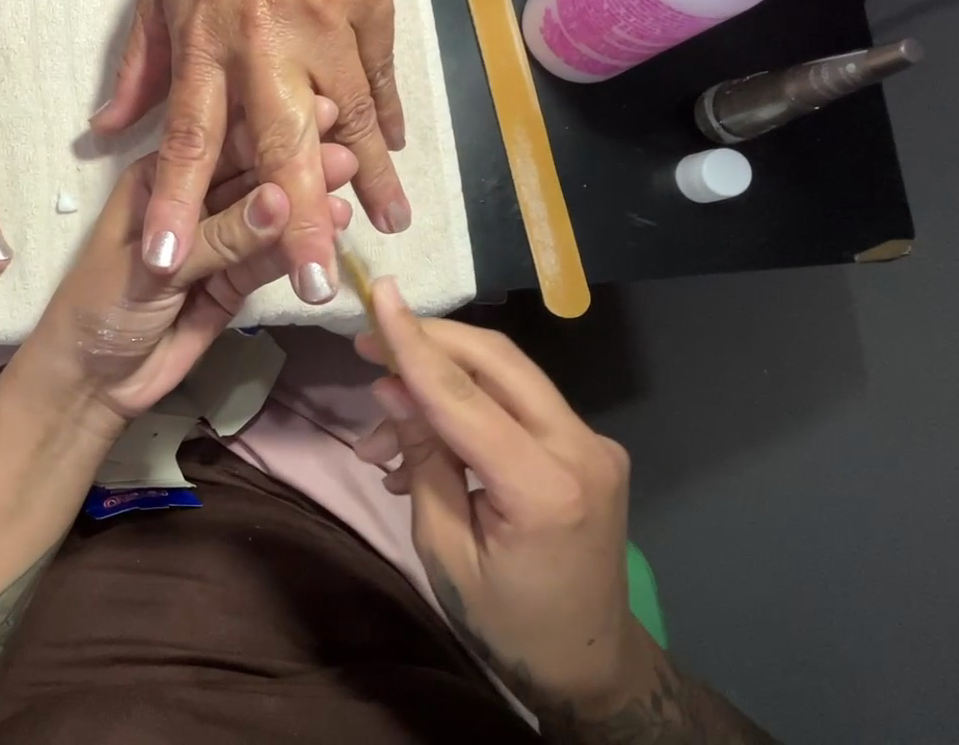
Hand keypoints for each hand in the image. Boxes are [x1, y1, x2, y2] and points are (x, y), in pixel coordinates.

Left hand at [20, 97, 357, 422]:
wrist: (91, 382)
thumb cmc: (101, 306)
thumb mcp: (156, 266)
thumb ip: (220, 237)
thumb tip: (284, 200)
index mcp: (159, 180)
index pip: (215, 148)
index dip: (263, 132)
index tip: (312, 113)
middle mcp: (191, 203)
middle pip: (249, 180)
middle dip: (294, 166)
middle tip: (346, 151)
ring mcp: (215, 243)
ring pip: (265, 220)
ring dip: (304, 207)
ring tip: (351, 187)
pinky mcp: (233, 283)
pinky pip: (267, 260)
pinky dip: (296, 249)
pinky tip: (332, 230)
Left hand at [92, 0, 407, 307]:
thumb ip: (137, 64)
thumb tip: (105, 128)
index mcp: (203, 41)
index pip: (186, 139)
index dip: (177, 205)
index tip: (168, 264)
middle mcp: (263, 41)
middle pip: (280, 144)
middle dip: (298, 220)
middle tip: (313, 284)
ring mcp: (323, 24)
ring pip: (348, 117)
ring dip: (367, 178)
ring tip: (387, 227)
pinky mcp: (371, 7)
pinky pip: (379, 78)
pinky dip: (387, 121)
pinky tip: (397, 159)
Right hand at [350, 278, 645, 712]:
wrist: (588, 664)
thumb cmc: (508, 622)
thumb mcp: (446, 549)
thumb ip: (423, 459)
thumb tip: (391, 389)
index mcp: (545, 488)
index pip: (463, 396)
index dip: (413, 343)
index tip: (379, 295)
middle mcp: (581, 450)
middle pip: (497, 362)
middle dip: (429, 341)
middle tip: (367, 341)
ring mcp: (591, 444)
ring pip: (505, 376)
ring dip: (439, 384)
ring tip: (381, 436)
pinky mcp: (585, 447)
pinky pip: (515, 405)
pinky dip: (465, 408)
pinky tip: (421, 444)